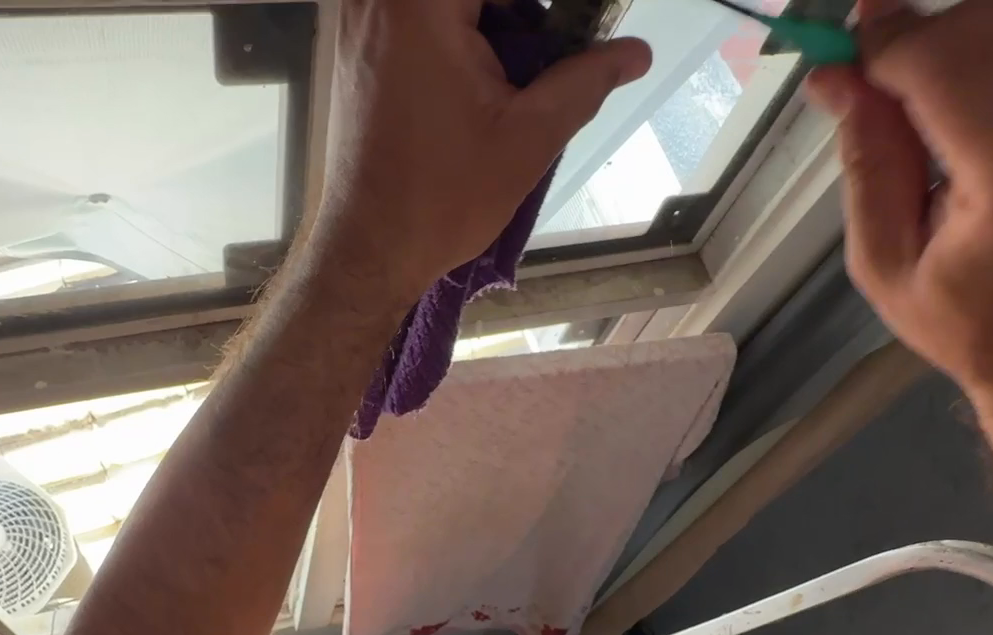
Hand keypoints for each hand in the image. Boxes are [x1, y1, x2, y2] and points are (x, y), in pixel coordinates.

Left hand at [305, 0, 650, 301]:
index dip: (549, 10)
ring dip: (492, 24)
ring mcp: (359, 21)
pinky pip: (418, 17)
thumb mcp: (527, 140)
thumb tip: (636, 53)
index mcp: (421, 2)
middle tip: (554, 53)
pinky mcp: (356, 50)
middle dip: (520, 18)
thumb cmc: (440, 202)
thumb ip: (584, 81)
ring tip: (520, 72)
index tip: (577, 28)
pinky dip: (457, 34)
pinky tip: (479, 80)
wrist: (367, 252)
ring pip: (448, 5)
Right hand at [808, 0, 992, 389]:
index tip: (854, 33)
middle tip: (891, 72)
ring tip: (954, 109)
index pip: (955, 52)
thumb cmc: (975, 325)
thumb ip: (868, 160)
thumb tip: (838, 75)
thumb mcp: (886, 263)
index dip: (896, 36)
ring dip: (989, 42)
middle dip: (938, 34)